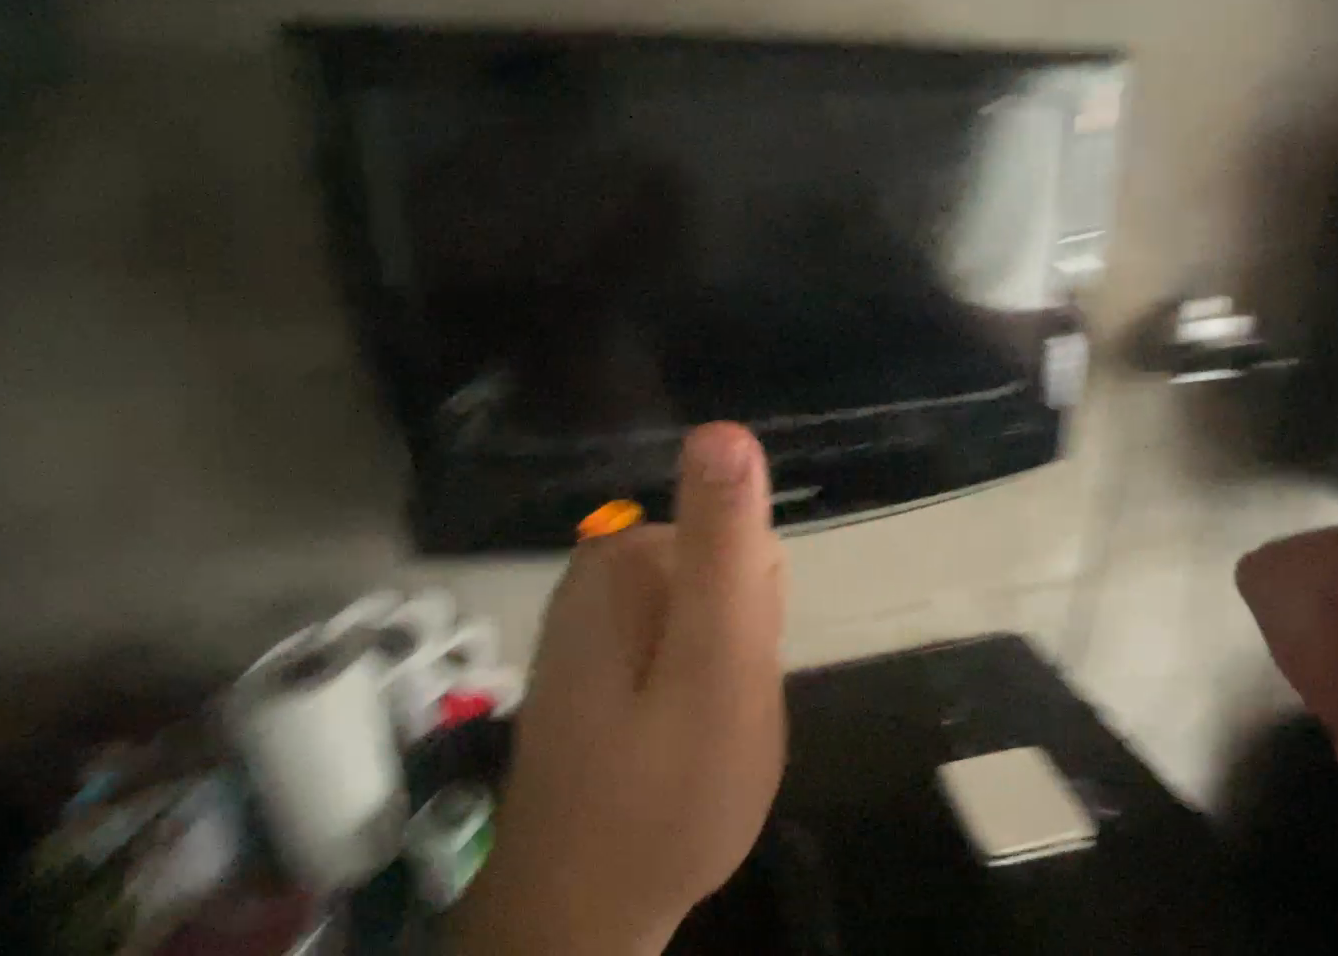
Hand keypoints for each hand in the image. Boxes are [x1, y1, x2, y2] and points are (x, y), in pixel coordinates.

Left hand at [455, 423, 785, 955]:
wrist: (581, 912)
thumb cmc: (663, 793)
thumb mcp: (717, 665)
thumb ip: (724, 549)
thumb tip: (724, 430)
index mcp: (624, 561)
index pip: (740, 543)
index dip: (756, 614)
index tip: (733, 673)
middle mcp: (598, 575)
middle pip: (720, 573)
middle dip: (738, 640)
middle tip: (715, 712)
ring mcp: (593, 621)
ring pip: (706, 616)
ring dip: (722, 672)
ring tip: (695, 735)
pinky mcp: (597, 662)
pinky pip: (678, 653)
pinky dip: (693, 694)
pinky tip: (673, 745)